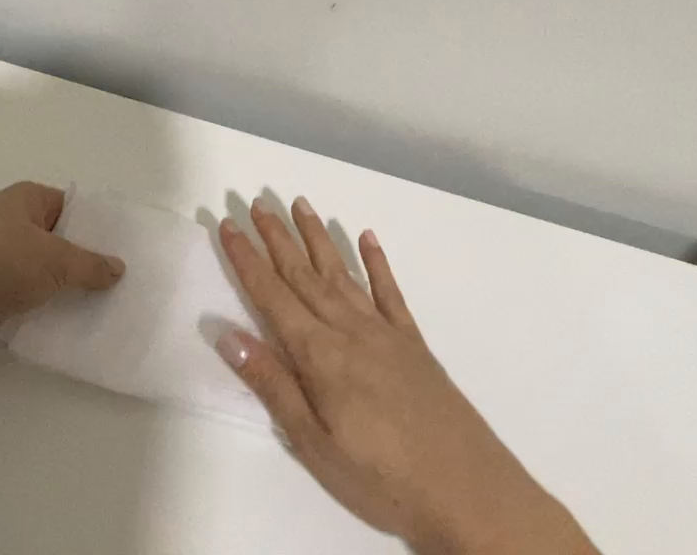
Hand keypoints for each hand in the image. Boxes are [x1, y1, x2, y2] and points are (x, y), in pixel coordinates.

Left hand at [0, 182, 124, 354]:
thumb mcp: (55, 260)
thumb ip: (90, 265)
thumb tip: (117, 267)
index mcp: (27, 199)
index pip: (71, 208)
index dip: (96, 229)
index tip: (124, 254)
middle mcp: (9, 220)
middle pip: (55, 241)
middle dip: (80, 264)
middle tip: (115, 288)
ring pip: (35, 271)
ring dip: (56, 290)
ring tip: (93, 312)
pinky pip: (16, 294)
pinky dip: (33, 308)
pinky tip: (56, 327)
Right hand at [216, 198, 596, 554]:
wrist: (469, 492)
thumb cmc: (380, 477)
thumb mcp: (313, 443)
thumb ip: (272, 384)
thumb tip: (227, 334)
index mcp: (320, 354)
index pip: (272, 296)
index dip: (247, 260)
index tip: (228, 225)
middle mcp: (349, 330)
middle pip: (304, 275)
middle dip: (277, 238)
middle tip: (257, 203)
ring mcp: (384, 333)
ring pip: (342, 273)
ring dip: (318, 237)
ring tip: (300, 204)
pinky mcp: (413, 343)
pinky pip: (390, 292)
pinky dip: (376, 263)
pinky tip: (367, 238)